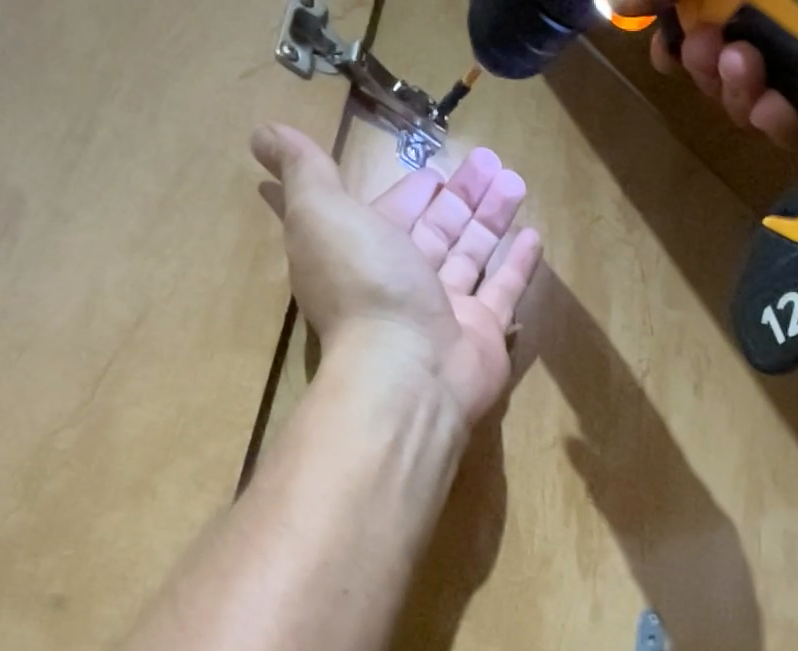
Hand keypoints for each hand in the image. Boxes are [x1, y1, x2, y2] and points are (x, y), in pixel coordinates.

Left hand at [251, 125, 543, 424]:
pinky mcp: (482, 333)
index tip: (434, 167)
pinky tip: (533, 235)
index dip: (411, 191)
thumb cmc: (364, 285)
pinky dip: (517, 263)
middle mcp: (404, 283)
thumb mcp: (319, 211)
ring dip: (491, 218)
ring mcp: (446, 311)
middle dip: (462, 195)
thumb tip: (263, 133)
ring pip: (472, 255)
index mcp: (365, 254)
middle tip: (491, 162)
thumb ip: (302, 170)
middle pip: (438, 231)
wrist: (408, 370)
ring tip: (516, 181)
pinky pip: (503, 291)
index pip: (392, 214)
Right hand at [628, 0, 797, 147]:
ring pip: (754, 98)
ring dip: (730, 91)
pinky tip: (773, 107)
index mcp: (791, 0)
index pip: (714, 10)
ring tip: (737, 69)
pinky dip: (775, 120)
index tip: (657, 39)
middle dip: (701, 61)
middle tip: (700, 53)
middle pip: (724, 56)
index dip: (674, 26)